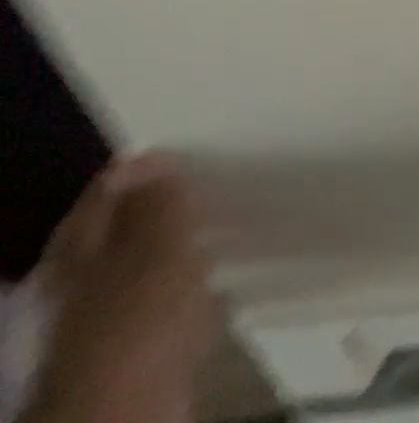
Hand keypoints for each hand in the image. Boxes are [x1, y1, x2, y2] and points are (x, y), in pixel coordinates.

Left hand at [26, 155, 212, 422]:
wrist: (123, 408)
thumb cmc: (136, 323)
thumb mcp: (154, 254)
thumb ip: (156, 206)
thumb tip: (155, 156)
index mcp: (71, 254)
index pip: (103, 194)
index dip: (142, 169)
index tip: (191, 148)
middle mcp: (73, 281)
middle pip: (117, 229)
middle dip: (161, 207)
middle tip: (213, 182)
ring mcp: (97, 316)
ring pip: (140, 264)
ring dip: (175, 245)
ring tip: (220, 226)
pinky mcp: (126, 343)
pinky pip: (158, 297)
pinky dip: (184, 283)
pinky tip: (213, 280)